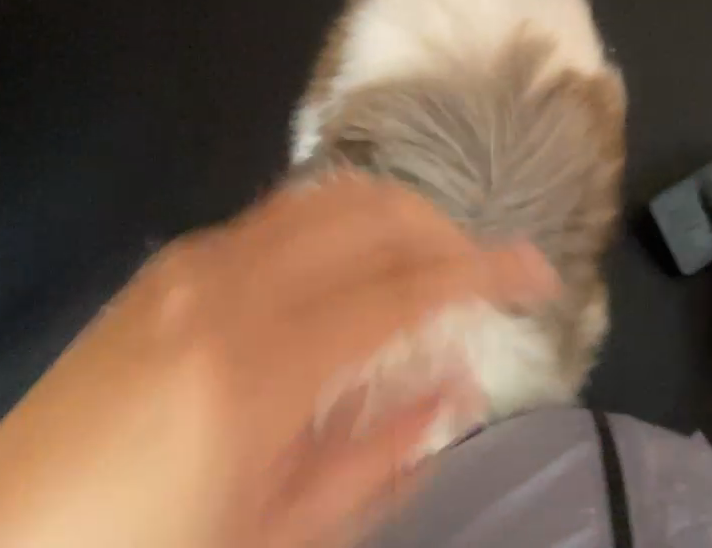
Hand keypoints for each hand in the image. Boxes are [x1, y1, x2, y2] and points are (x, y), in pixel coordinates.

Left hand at [0, 171, 559, 547]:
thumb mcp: (275, 536)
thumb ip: (380, 457)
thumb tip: (460, 386)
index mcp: (258, 368)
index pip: (404, 289)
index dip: (483, 273)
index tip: (537, 275)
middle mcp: (229, 287)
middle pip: (371, 214)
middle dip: (444, 230)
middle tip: (482, 272)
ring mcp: (194, 262)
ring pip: (328, 197)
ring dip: (395, 217)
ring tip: (428, 263)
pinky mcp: (173, 260)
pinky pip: (282, 215)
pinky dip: (341, 224)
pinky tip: (351, 274)